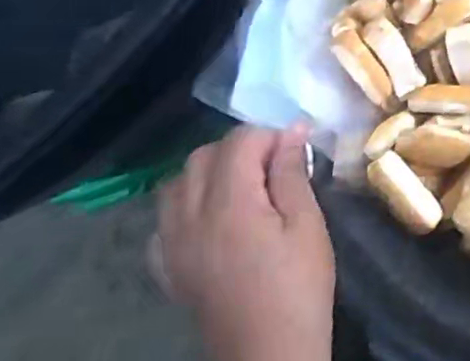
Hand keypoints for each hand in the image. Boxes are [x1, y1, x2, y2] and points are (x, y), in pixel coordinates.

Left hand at [156, 126, 333, 360]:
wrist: (269, 353)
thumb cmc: (298, 284)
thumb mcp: (307, 222)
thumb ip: (292, 172)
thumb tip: (292, 130)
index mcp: (230, 204)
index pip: (240, 141)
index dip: (270, 137)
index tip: (294, 153)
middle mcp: (191, 218)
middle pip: (203, 156)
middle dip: (238, 150)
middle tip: (271, 169)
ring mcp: (172, 247)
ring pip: (176, 184)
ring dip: (208, 174)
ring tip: (241, 190)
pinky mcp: (168, 270)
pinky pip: (162, 223)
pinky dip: (183, 209)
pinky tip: (210, 221)